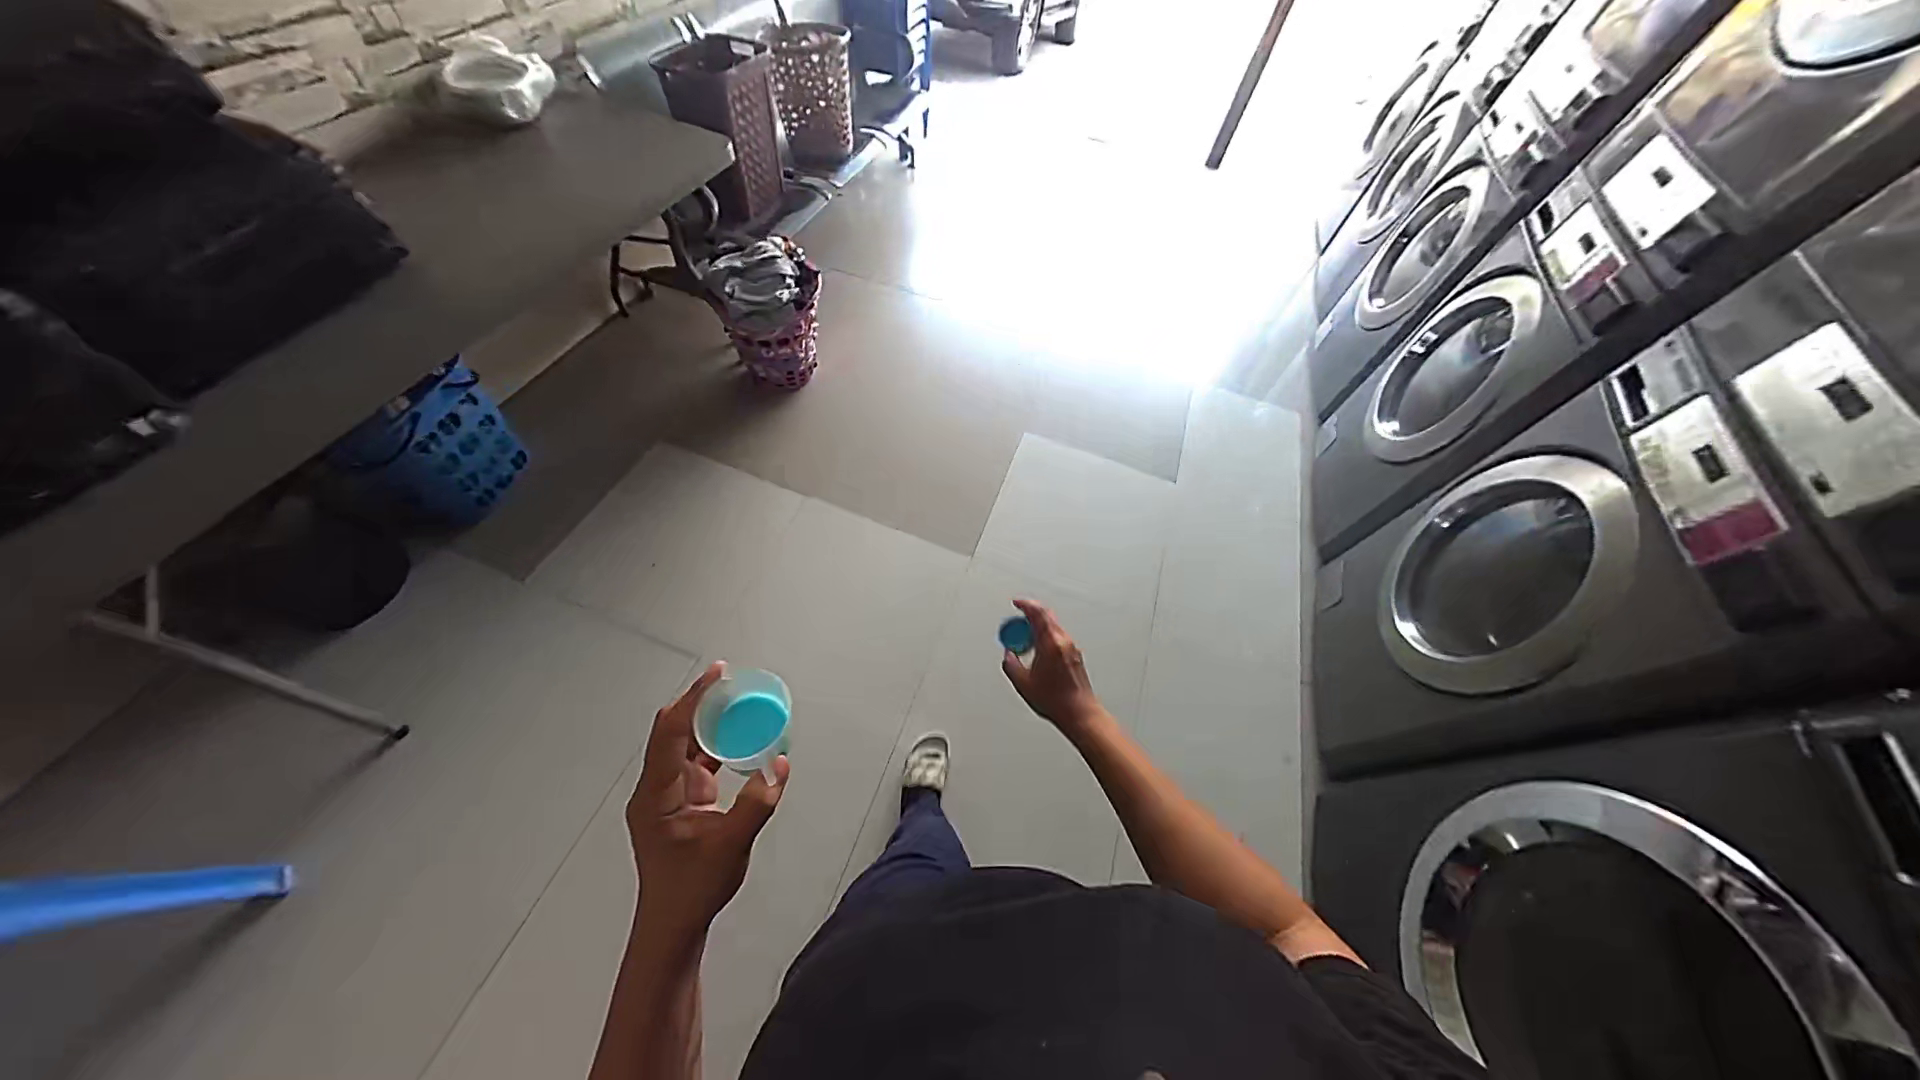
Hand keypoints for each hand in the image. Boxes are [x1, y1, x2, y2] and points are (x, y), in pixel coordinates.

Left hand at [628, 662, 788, 933]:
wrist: (673, 926)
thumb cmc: (691, 890)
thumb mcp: (730, 845)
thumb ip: (757, 803)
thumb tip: (779, 766)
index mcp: (656, 795)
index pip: (671, 733)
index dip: (694, 699)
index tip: (717, 675)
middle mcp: (657, 788)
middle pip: (675, 732)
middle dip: (702, 703)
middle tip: (732, 682)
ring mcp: (668, 794)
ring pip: (687, 744)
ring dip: (712, 723)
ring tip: (740, 702)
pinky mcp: (682, 802)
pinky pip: (698, 762)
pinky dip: (719, 746)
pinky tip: (740, 737)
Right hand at [1001, 598, 1103, 733]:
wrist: (1080, 713)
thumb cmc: (1057, 701)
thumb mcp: (1023, 683)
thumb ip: (1011, 664)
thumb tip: (1008, 655)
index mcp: (1051, 643)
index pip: (1038, 613)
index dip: (1025, 604)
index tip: (1016, 603)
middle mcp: (1064, 642)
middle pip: (1047, 616)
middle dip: (1030, 614)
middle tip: (1018, 621)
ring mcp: (1072, 648)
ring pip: (1053, 626)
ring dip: (1038, 627)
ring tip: (1026, 642)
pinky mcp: (1075, 655)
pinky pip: (1058, 637)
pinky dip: (1046, 637)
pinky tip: (1038, 652)